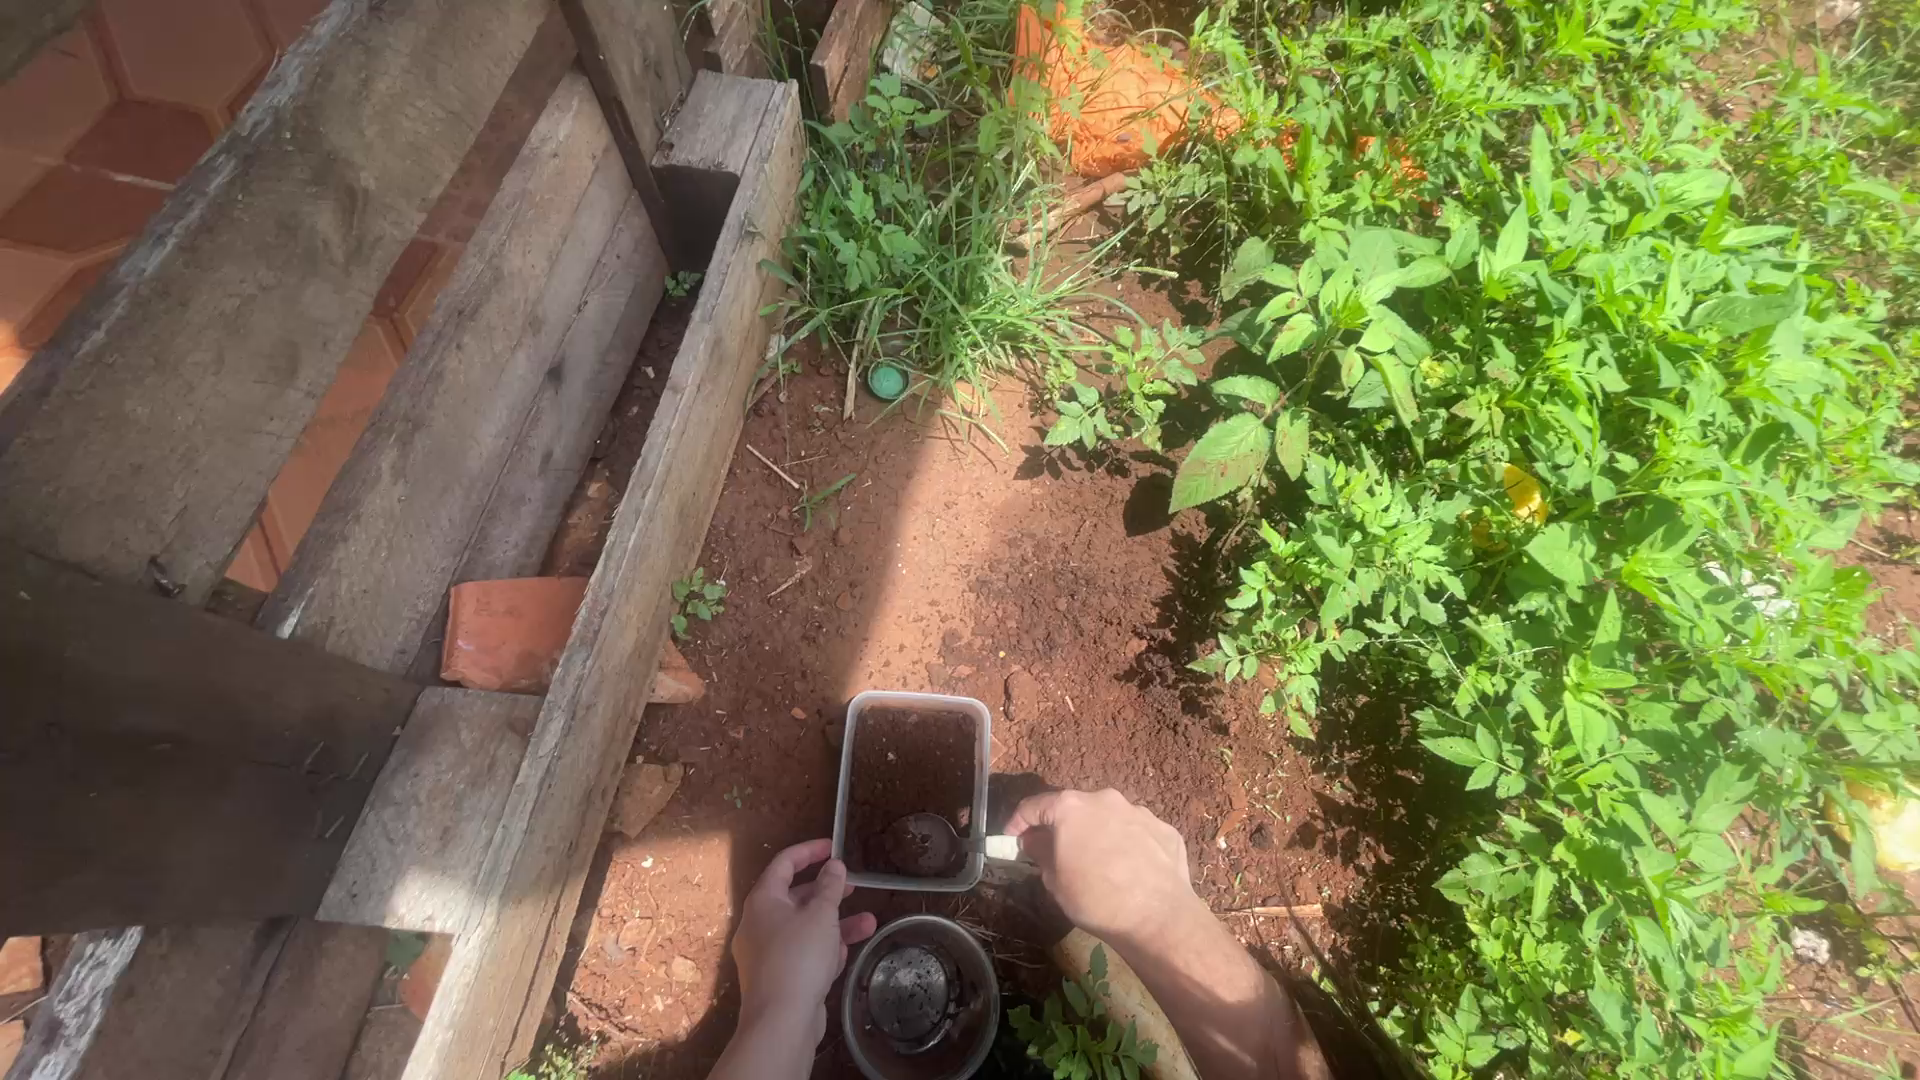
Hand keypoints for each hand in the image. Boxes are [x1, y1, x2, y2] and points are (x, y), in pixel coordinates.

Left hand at [730, 839, 877, 1043]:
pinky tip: (846, 954)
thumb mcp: (821, 914)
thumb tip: (834, 866)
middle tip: (852, 886)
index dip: (809, 851)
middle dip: (828, 892)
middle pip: (795, 897)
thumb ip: (830, 887)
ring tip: (868, 922)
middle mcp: (760, 924)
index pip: (784, 864)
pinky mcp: (778, 980)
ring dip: (836, 924)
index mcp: (763, 901)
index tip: (832, 847)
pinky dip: (824, 950)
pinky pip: (803, 955)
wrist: (780, 1024)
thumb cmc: (798, 958)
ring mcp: (767, 955)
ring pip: (805, 929)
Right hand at [1003, 788, 1204, 945]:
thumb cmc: (1097, 899)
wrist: (1159, 918)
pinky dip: (1128, 845)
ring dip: (1098, 834)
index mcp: (1071, 807)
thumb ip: (1041, 853)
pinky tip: (1130, 871)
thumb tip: (1033, 840)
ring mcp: (1138, 811)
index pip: (1034, 806)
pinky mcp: (1163, 828)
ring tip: (1098, 864)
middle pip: (1074, 808)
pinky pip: (1137, 832)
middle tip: (1056, 852)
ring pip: (1108, 818)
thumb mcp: (1055, 881)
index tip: (1012, 838)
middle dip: (1062, 827)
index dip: (1018, 822)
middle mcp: (1104, 799)